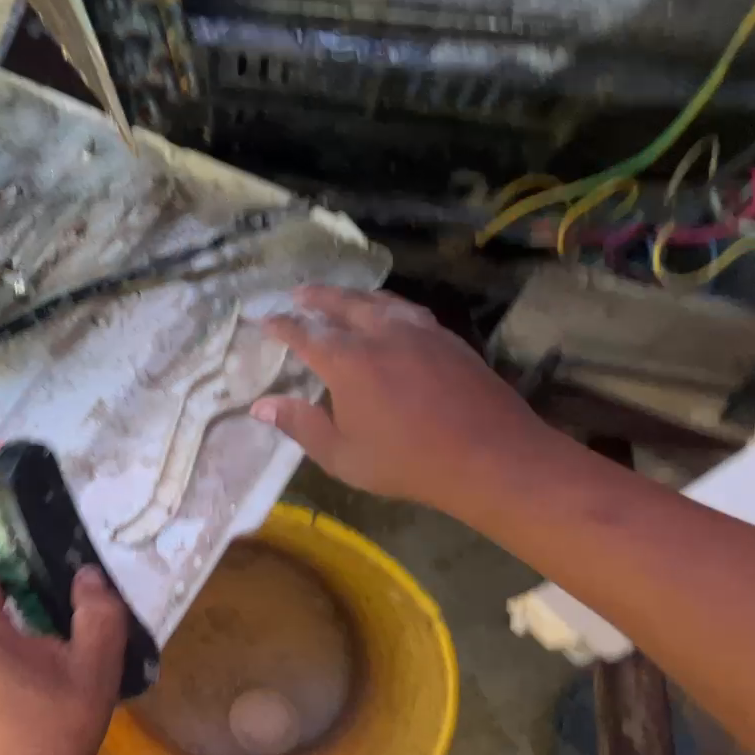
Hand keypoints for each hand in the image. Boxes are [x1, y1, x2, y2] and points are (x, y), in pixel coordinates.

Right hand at [251, 285, 560, 512]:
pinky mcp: (449, 341)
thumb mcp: (340, 454)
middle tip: (298, 293)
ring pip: (381, 302)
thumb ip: (300, 425)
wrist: (492, 457)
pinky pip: (409, 311)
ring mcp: (421, 334)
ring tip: (340, 297)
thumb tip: (261, 406)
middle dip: (317, 298)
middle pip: (344, 305)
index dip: (282, 325)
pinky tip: (388, 314)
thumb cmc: (406, 462)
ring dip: (354, 296)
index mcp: (348, 363)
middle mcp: (382, 337)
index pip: (306, 334)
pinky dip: (387, 306)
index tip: (264, 319)